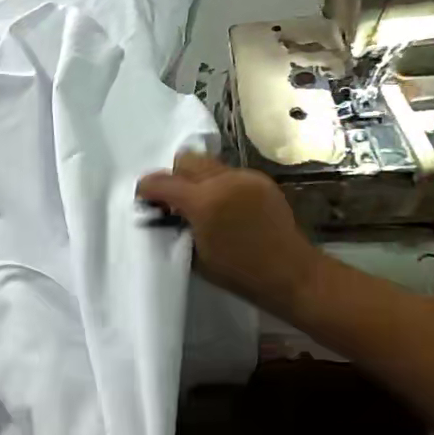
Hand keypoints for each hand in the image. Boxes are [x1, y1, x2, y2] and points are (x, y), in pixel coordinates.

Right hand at [137, 153, 321, 313]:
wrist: (290, 273)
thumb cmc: (239, 274)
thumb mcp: (197, 256)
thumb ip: (178, 227)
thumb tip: (166, 213)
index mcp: (204, 202)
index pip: (162, 182)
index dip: (147, 189)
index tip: (143, 198)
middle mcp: (224, 180)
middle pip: (186, 160)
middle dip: (174, 177)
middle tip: (174, 202)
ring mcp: (245, 177)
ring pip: (209, 164)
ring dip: (198, 180)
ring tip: (203, 206)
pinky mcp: (261, 179)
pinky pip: (230, 173)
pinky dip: (221, 185)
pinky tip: (227, 208)